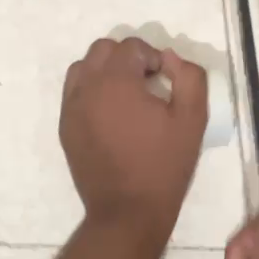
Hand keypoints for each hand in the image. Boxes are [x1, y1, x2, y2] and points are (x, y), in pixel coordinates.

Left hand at [58, 37, 207, 231]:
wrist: (128, 211)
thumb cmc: (164, 165)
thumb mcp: (192, 119)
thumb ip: (189, 77)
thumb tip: (169, 58)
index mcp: (116, 81)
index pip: (131, 46)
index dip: (153, 58)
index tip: (165, 82)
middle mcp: (86, 88)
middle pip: (102, 50)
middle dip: (127, 59)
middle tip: (148, 85)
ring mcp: (71, 108)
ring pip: (83, 69)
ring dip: (105, 72)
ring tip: (127, 98)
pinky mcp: (66, 128)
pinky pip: (74, 94)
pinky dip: (92, 93)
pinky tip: (112, 118)